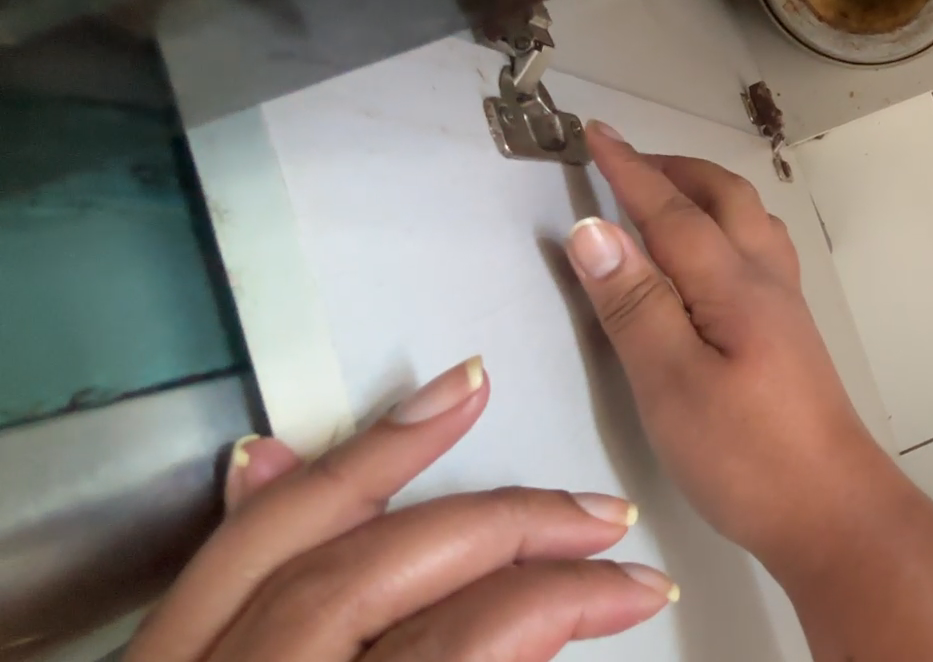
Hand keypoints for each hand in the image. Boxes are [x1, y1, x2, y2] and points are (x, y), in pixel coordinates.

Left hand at [129, 358, 676, 661]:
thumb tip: (553, 624)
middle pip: (374, 576)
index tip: (636, 588)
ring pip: (271, 545)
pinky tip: (286, 450)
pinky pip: (198, 574)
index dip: (559, 600)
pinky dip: (256, 500)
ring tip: (467, 395)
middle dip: (511, 524)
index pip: (455, 648)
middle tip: (600, 518)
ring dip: (384, 451)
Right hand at [563, 122, 899, 573]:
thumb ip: (635, 304)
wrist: (830, 502)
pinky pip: (762, 247)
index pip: (672, 210)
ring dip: (708, 191)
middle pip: (725, 198)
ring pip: (751, 218)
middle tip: (625, 160)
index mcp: (733, 284)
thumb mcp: (672, 384)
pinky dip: (731, 224)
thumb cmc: (746, 453)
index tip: (594, 132)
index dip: (630, 169)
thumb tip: (595, 229)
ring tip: (667, 194)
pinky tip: (718, 251)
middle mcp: (766, 278)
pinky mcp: (791, 327)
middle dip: (675, 168)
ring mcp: (786, 301)